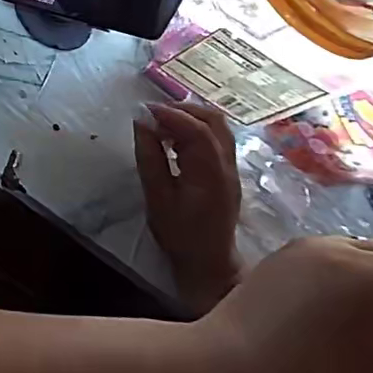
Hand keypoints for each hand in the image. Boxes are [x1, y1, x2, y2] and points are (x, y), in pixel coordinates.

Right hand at [135, 100, 240, 314]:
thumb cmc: (178, 233)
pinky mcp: (227, 173)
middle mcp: (226, 165)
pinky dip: (195, 129)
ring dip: (190, 118)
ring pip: (218, 127)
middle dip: (182, 110)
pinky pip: (216, 139)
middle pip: (213, 121)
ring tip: (162, 125)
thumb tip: (141, 123)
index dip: (170, 114)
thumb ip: (149, 156)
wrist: (208, 263)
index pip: (196, 129)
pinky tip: (175, 140)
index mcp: (210, 172)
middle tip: (153, 115)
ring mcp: (231, 168)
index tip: (144, 111)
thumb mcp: (156, 195)